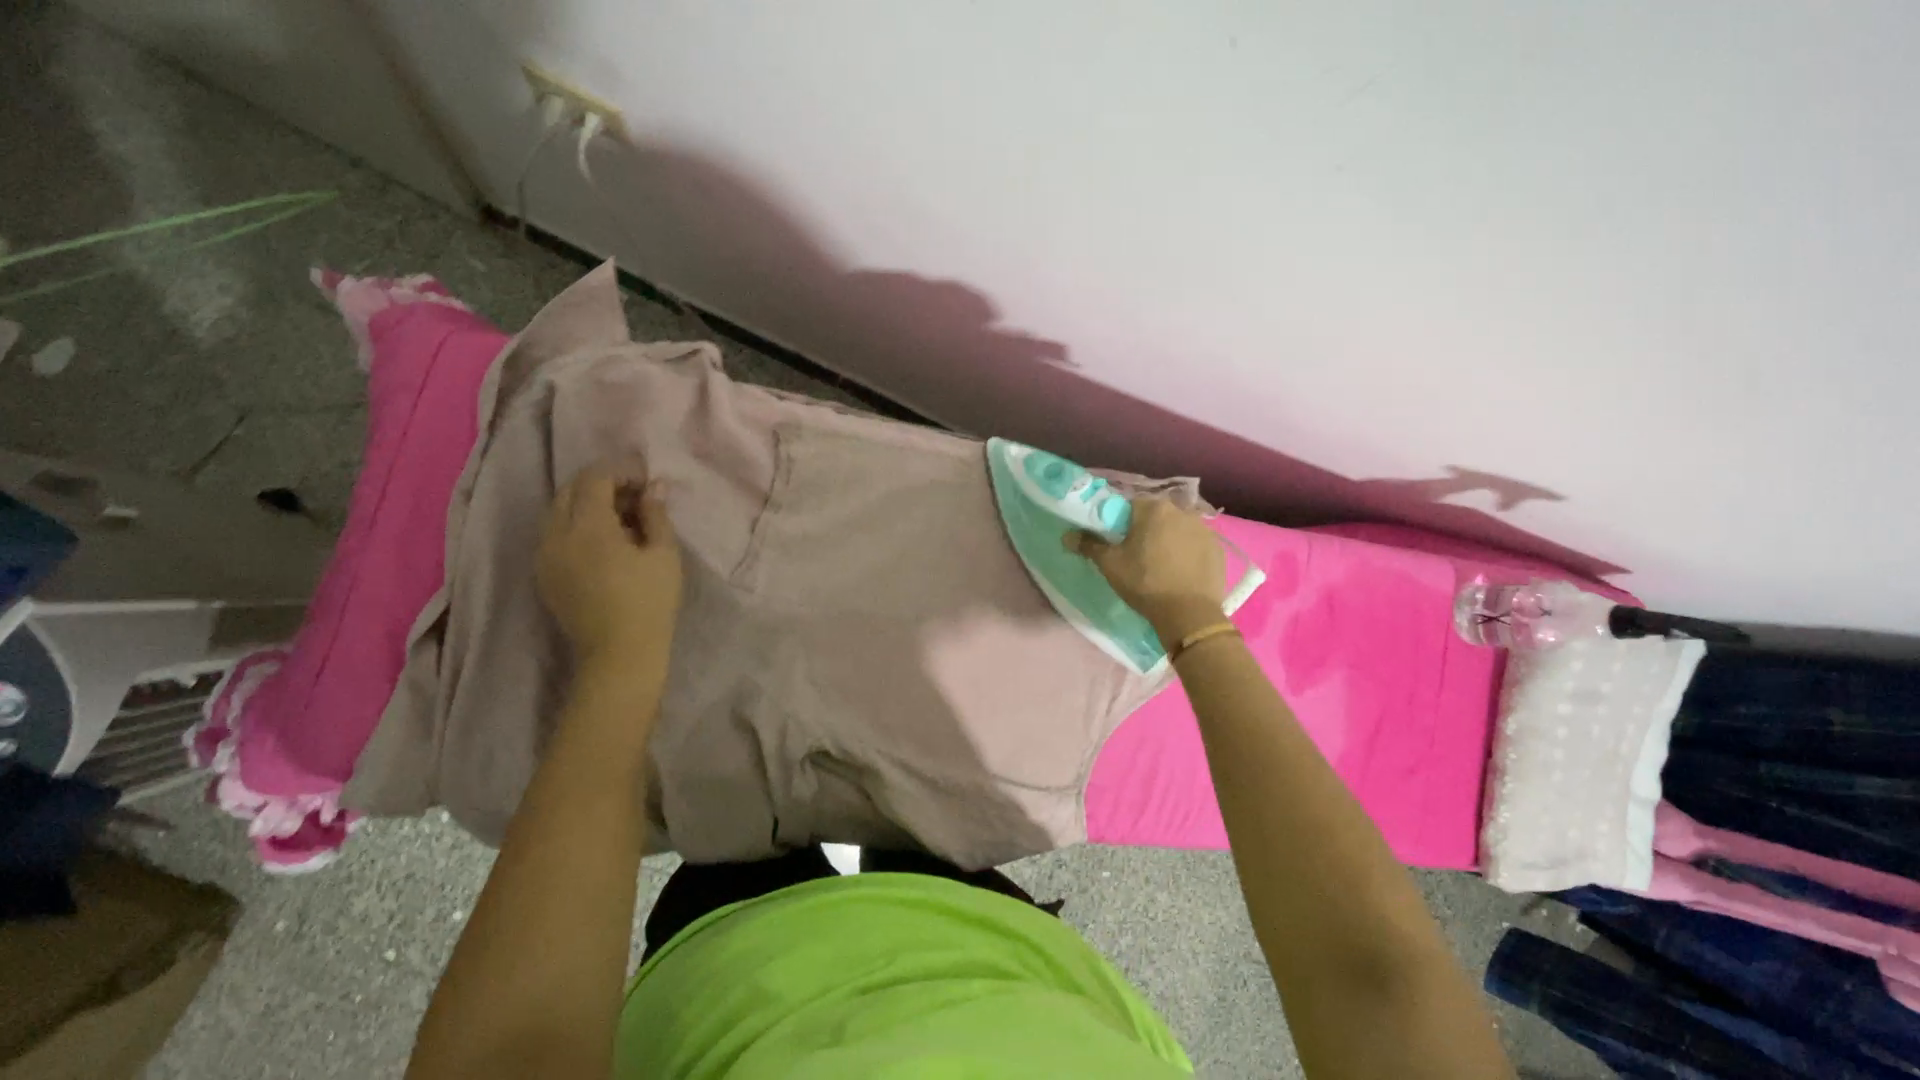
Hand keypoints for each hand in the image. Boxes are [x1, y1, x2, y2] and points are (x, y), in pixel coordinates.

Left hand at [536, 462, 682, 678]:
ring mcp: (544, 556)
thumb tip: (653, 487)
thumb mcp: (664, 555)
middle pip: (570, 490)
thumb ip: (656, 514)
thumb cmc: (649, 604)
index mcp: (588, 527)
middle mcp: (556, 535)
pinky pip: (554, 534)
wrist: (618, 655)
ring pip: (558, 511)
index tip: (646, 481)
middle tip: (634, 496)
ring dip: (586, 504)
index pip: (595, 478)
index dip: (621, 471)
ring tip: (620, 519)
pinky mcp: (543, 574)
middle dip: (601, 484)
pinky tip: (602, 542)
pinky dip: (575, 525)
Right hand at [1067, 497, 1225, 645]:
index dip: (1120, 524)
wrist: (1189, 614)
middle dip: (1146, 531)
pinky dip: (1187, 554)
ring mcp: (1204, 529)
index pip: (1129, 506)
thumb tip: (1067, 535)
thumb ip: (1089, 545)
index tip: (1117, 543)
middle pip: (1156, 516)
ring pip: (1177, 530)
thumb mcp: (1110, 565)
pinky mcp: (1218, 549)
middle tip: (1137, 557)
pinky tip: (1181, 573)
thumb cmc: (1145, 583)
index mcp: (1153, 508)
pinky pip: (1195, 545)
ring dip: (1168, 541)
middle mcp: (1182, 511)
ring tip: (1161, 567)